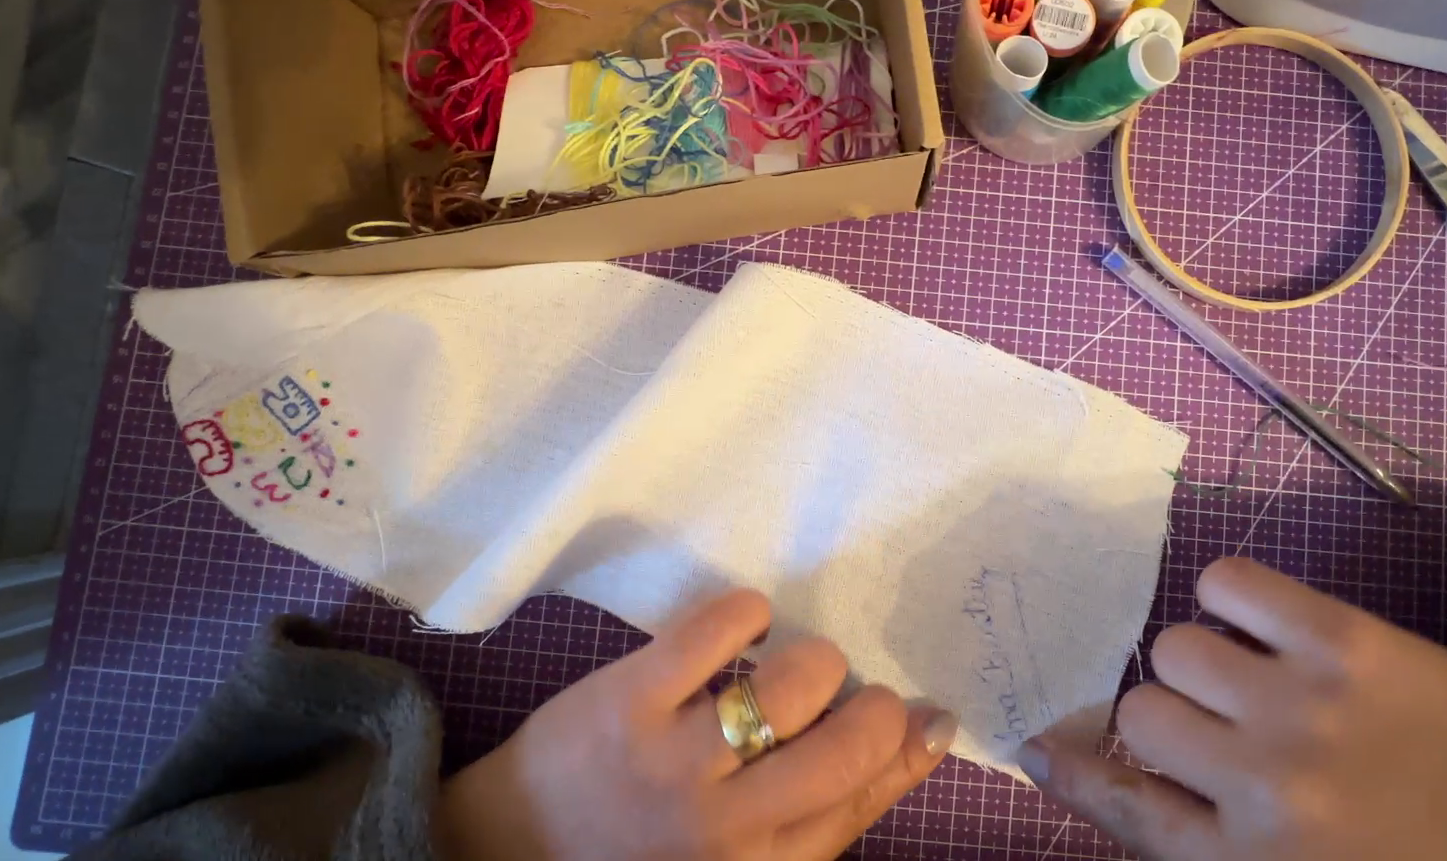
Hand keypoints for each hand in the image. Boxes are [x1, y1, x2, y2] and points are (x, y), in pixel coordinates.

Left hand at [438, 589, 956, 860]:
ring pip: (796, 679)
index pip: (868, 793)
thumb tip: (928, 726)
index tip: (923, 710)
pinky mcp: (630, 700)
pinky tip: (743, 627)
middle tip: (840, 691)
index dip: (907, 742)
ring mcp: (676, 763)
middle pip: (850, 740)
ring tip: (783, 665)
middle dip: (870, 700)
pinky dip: (748, 610)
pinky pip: (718, 626)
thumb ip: (837, 802)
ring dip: (810, 657)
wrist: (518, 849)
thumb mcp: (750, 853)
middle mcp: (729, 829)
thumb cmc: (650, 850)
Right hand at [1019, 557, 1446, 860]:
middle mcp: (1266, 791)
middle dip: (1170, 719)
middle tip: (1219, 726)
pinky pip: (1226, 580)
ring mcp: (1305, 707)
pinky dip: (1229, 596)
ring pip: (1176, 644)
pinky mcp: (1345, 640)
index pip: (1123, 807)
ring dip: (1203, 660)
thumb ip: (1192, 837)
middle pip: (1142, 712)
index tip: (1036, 741)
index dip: (1073, 769)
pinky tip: (1266, 625)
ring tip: (1253, 676)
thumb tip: (1077, 765)